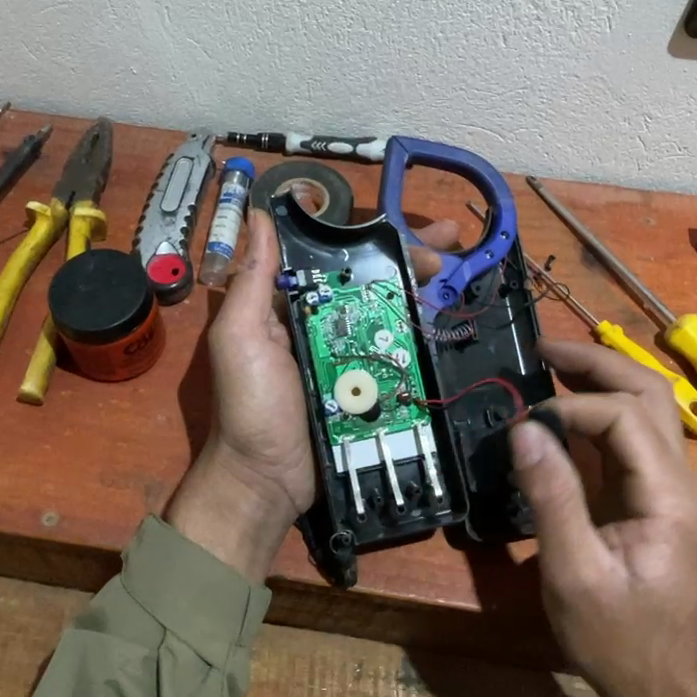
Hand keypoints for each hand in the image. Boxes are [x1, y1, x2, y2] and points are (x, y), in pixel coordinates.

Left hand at [167, 211, 461, 580]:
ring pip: (389, 312)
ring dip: (422, 289)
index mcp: (289, 306)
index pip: (332, 257)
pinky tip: (448, 319)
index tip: (402, 223)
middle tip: (450, 242)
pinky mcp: (369, 388)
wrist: (267, 480)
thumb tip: (259, 215)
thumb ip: (252, 281)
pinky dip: (421, 334)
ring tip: (457, 271)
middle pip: (369, 279)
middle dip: (408, 257)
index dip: (367, 236)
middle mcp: (321, 324)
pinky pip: (398, 353)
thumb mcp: (240, 337)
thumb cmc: (251, 405)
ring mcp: (348, 357)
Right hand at [509, 338, 696, 696]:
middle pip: (650, 394)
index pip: (626, 416)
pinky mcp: (650, 495)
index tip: (525, 424)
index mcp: (669, 496)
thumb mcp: (573, 573)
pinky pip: (628, 434)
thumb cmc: (616, 637)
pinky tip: (561, 404)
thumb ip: (552, 496)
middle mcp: (678, 479)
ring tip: (550, 362)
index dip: (573, 406)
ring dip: (601, 377)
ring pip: (646, 406)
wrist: (657, 684)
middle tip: (541, 348)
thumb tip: (524, 428)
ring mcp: (667, 485)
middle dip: (596, 363)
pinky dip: (595, 408)